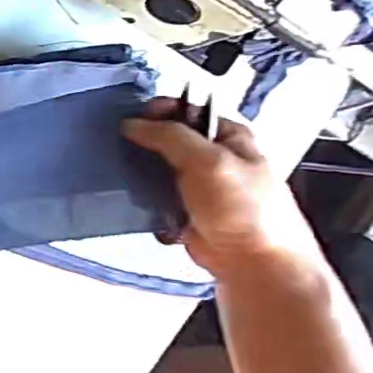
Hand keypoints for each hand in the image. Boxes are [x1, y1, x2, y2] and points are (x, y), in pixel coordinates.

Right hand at [121, 98, 326, 280]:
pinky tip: (130, 196)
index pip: (187, 111)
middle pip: (167, 138)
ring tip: (118, 170)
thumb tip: (130, 124)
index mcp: (228, 137)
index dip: (159, 111)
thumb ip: (170, 137)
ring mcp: (196, 184)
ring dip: (138, 169)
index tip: (132, 120)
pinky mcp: (181, 208)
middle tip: (119, 145)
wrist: (254, 262)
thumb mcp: (208, 161)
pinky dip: (141, 195)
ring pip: (156, 166)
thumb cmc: (242, 208)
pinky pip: (152, 193)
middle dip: (142, 140)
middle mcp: (212, 157)